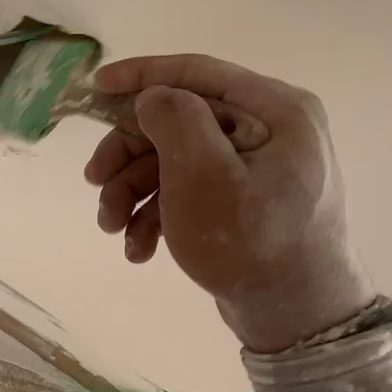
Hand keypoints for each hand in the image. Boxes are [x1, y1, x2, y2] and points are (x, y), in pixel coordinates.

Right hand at [82, 54, 374, 352]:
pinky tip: (139, 248)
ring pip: (171, 160)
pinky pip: (185, 190)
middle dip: (127, 156)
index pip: (196, 72)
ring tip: (113, 229)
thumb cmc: (251, 242)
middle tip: (94, 185)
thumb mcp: (204, 174)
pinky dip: (154, 215)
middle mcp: (268, 129)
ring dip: (132, 192)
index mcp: (274, 110)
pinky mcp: (242, 198)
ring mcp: (255, 166)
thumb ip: (174, 120)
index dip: (140, 75)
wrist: (297, 319)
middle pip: (174, 122)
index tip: (94, 87)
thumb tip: (151, 99)